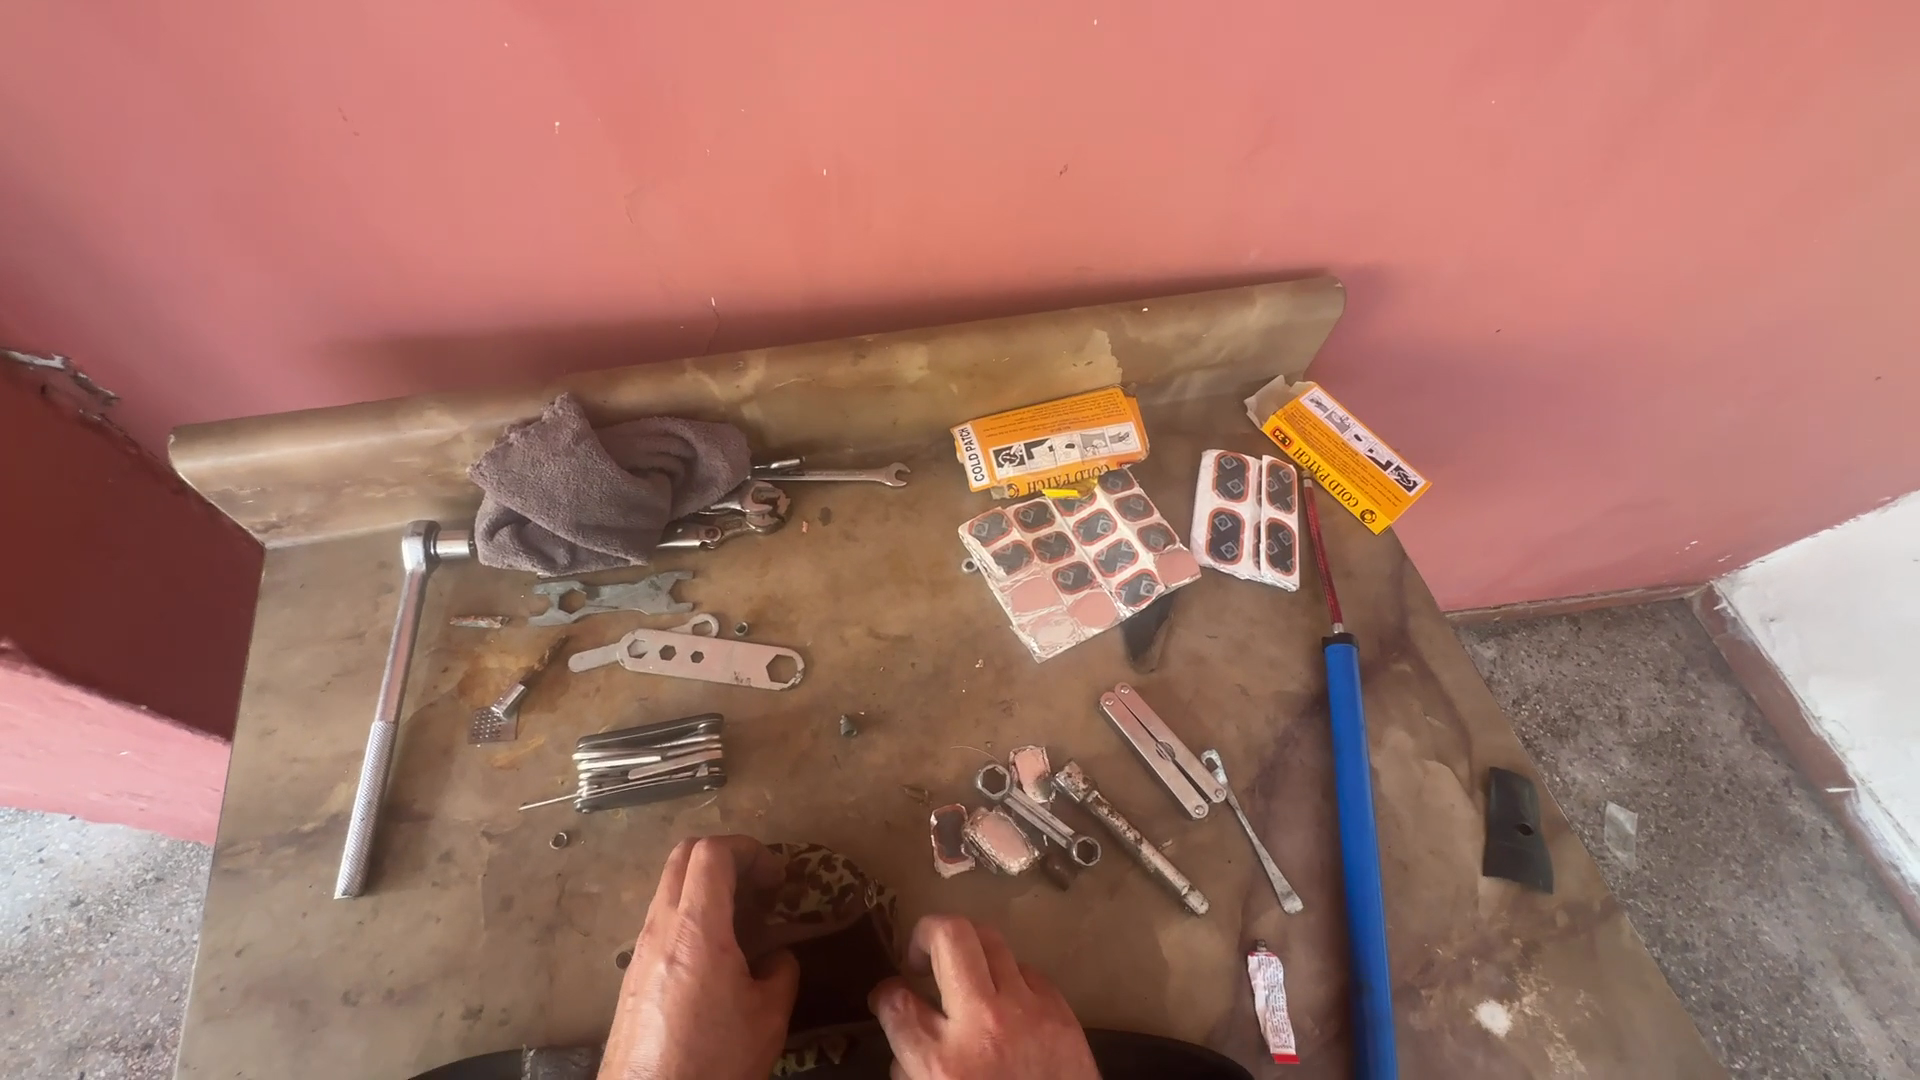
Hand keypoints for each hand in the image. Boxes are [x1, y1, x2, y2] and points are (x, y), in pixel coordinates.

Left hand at [598, 836, 799, 1079]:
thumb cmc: (712, 1062)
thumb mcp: (768, 1017)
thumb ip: (781, 971)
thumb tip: (775, 957)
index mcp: (696, 929)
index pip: (713, 852)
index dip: (750, 850)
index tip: (776, 878)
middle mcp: (661, 928)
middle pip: (685, 855)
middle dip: (727, 856)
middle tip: (758, 884)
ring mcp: (640, 951)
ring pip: (670, 886)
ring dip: (708, 886)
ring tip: (742, 920)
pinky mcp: (633, 976)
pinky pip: (663, 919)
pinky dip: (692, 914)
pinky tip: (717, 953)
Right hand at [869, 915, 1098, 1079]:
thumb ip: (913, 1070)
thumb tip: (906, 1032)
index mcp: (941, 1065)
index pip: (897, 1002)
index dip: (885, 993)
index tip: (890, 993)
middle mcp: (982, 1025)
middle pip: (949, 937)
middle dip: (925, 933)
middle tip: (920, 955)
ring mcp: (1026, 1011)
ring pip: (989, 939)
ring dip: (967, 949)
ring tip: (961, 968)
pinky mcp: (1060, 1011)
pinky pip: (1025, 970)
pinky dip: (1008, 979)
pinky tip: (1005, 1001)